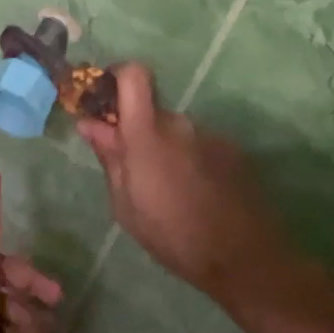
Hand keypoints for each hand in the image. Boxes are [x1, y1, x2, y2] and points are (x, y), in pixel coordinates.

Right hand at [74, 64, 282, 305]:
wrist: (243, 258)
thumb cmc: (172, 235)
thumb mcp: (125, 205)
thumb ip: (109, 157)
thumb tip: (89, 123)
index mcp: (146, 132)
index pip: (133, 74)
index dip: (118, 77)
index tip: (107, 101)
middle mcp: (179, 122)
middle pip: (151, 110)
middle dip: (139, 131)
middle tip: (136, 170)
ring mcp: (209, 135)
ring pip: (176, 131)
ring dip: (167, 150)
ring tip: (171, 192)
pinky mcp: (231, 151)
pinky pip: (199, 145)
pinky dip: (191, 162)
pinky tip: (197, 196)